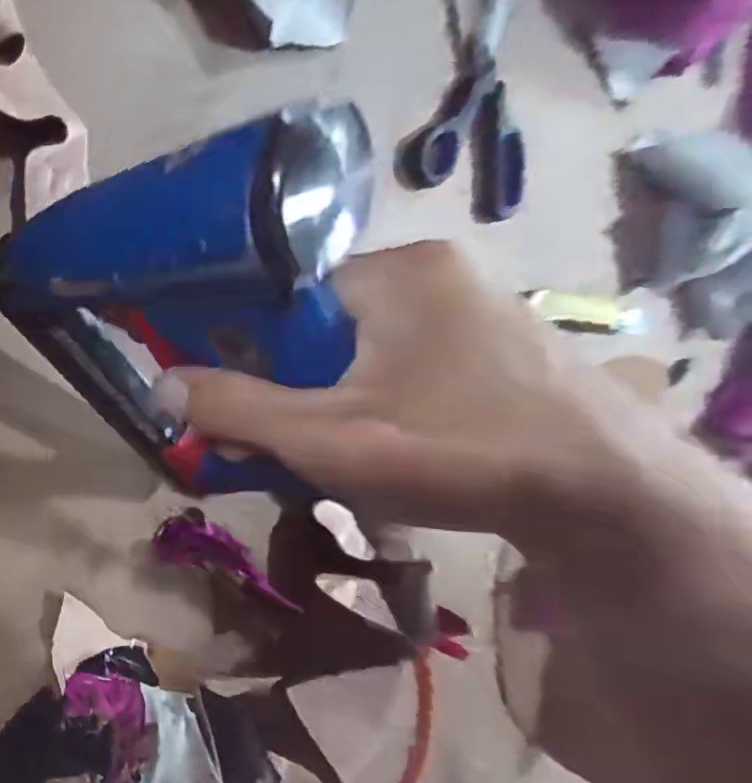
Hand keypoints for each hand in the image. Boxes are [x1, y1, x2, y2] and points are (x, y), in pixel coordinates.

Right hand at [156, 242, 680, 539]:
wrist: (624, 510)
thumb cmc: (459, 453)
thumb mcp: (322, 436)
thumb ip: (231, 406)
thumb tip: (158, 384)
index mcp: (393, 273)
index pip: (273, 296)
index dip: (233, 348)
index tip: (217, 398)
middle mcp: (429, 278)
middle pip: (305, 330)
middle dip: (273, 389)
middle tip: (257, 444)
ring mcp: (463, 314)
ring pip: (342, 356)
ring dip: (310, 404)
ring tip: (307, 457)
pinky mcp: (485, 352)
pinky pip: (383, 370)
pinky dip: (354, 406)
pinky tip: (360, 450)